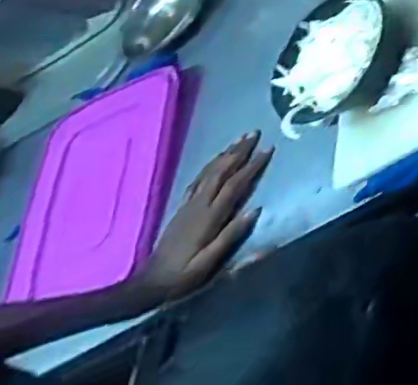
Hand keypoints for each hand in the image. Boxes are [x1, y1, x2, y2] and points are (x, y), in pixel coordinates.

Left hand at [125, 130, 272, 308]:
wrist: (149, 285)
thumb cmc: (184, 276)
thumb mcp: (208, 263)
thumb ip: (231, 236)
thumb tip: (256, 209)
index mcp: (209, 217)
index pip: (235, 185)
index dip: (252, 166)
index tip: (268, 149)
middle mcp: (199, 205)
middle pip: (221, 171)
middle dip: (238, 151)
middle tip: (254, 133)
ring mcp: (188, 205)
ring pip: (209, 172)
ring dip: (225, 154)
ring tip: (238, 140)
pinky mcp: (181, 209)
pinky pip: (197, 180)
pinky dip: (209, 166)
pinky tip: (215, 161)